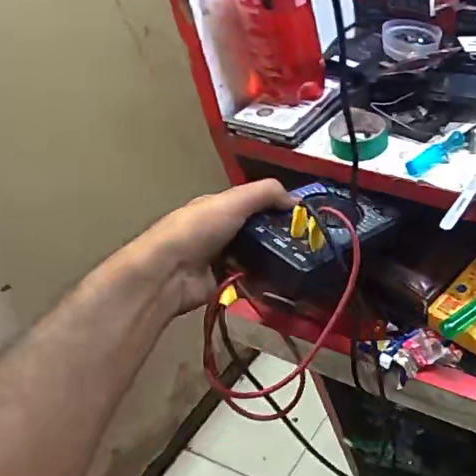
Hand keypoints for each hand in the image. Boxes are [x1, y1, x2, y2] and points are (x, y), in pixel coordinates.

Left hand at [131, 180, 294, 314]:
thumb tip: (297, 199)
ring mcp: (223, 258)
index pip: (254, 203)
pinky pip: (253, 278)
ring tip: (303, 260)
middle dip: (280, 234)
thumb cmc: (197, 230)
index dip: (278, 207)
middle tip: (308, 241)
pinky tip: (285, 278)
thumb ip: (265, 193)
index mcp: (218, 208)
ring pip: (258, 255)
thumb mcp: (233, 201)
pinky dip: (267, 278)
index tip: (303, 216)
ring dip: (276, 258)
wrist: (167, 274)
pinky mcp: (227, 282)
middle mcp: (220, 232)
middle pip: (259, 230)